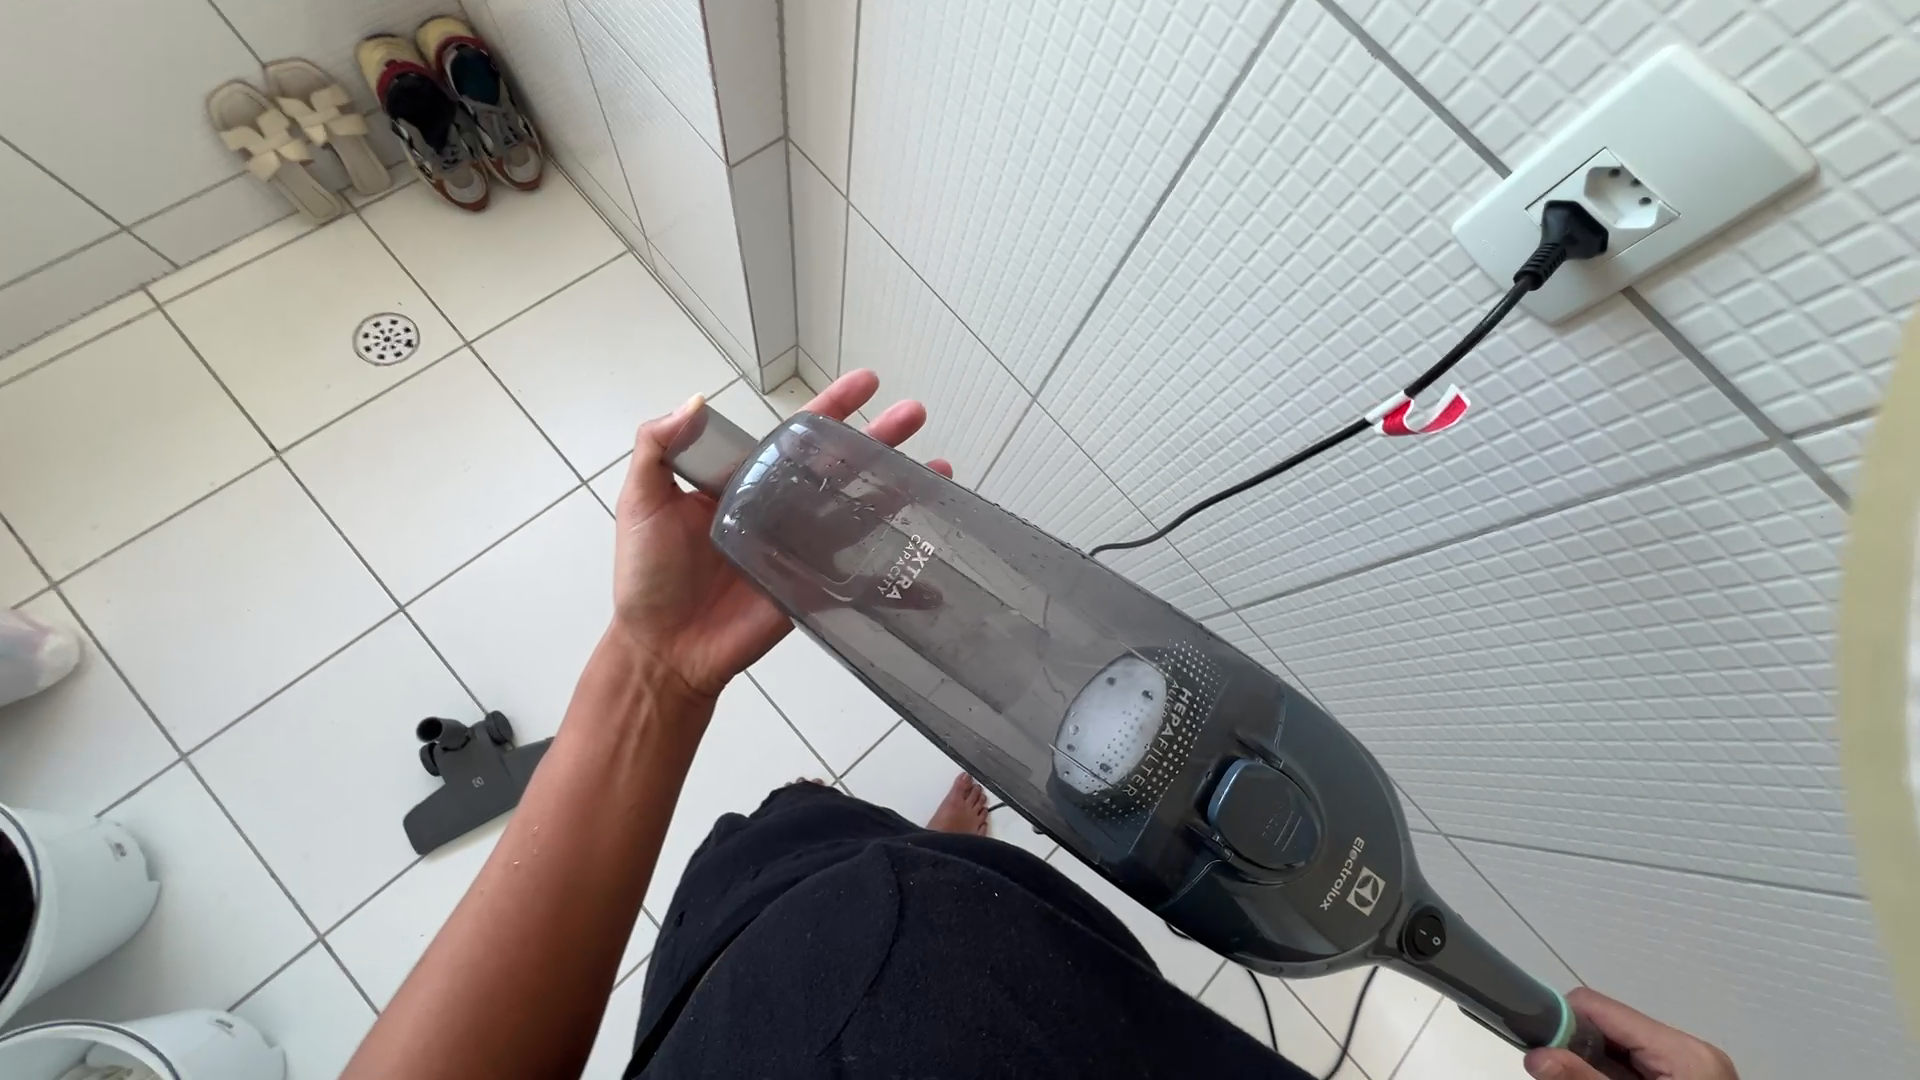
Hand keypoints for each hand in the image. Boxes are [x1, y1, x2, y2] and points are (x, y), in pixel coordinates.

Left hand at [611, 370, 951, 697]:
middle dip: (879, 438)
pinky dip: (898, 577)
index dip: (832, 409)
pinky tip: (929, 559)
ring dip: (898, 489)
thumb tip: (693, 400)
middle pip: (839, 467)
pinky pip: (862, 578)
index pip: (795, 437)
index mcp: (745, 482)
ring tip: (938, 468)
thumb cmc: (647, 576)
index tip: (867, 383)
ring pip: (860, 512)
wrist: (664, 648)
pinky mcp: (814, 587)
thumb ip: (659, 449)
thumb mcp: (641, 502)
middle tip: (916, 414)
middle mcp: (779, 509)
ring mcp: (801, 548)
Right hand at [1525, 988, 1737, 1079]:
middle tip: (1559, 1074)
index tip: (1541, 1049)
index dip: (1561, 1021)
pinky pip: (1635, 1064)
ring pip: (1618, 1045)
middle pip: (1606, 1025)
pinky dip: (1612, 1074)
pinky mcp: (1691, 1079)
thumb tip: (1533, 1057)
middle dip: (1576, 1047)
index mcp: (1680, 1049)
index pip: (1594, 1005)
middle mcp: (1689, 1048)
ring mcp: (1693, 1066)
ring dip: (1592, 1063)